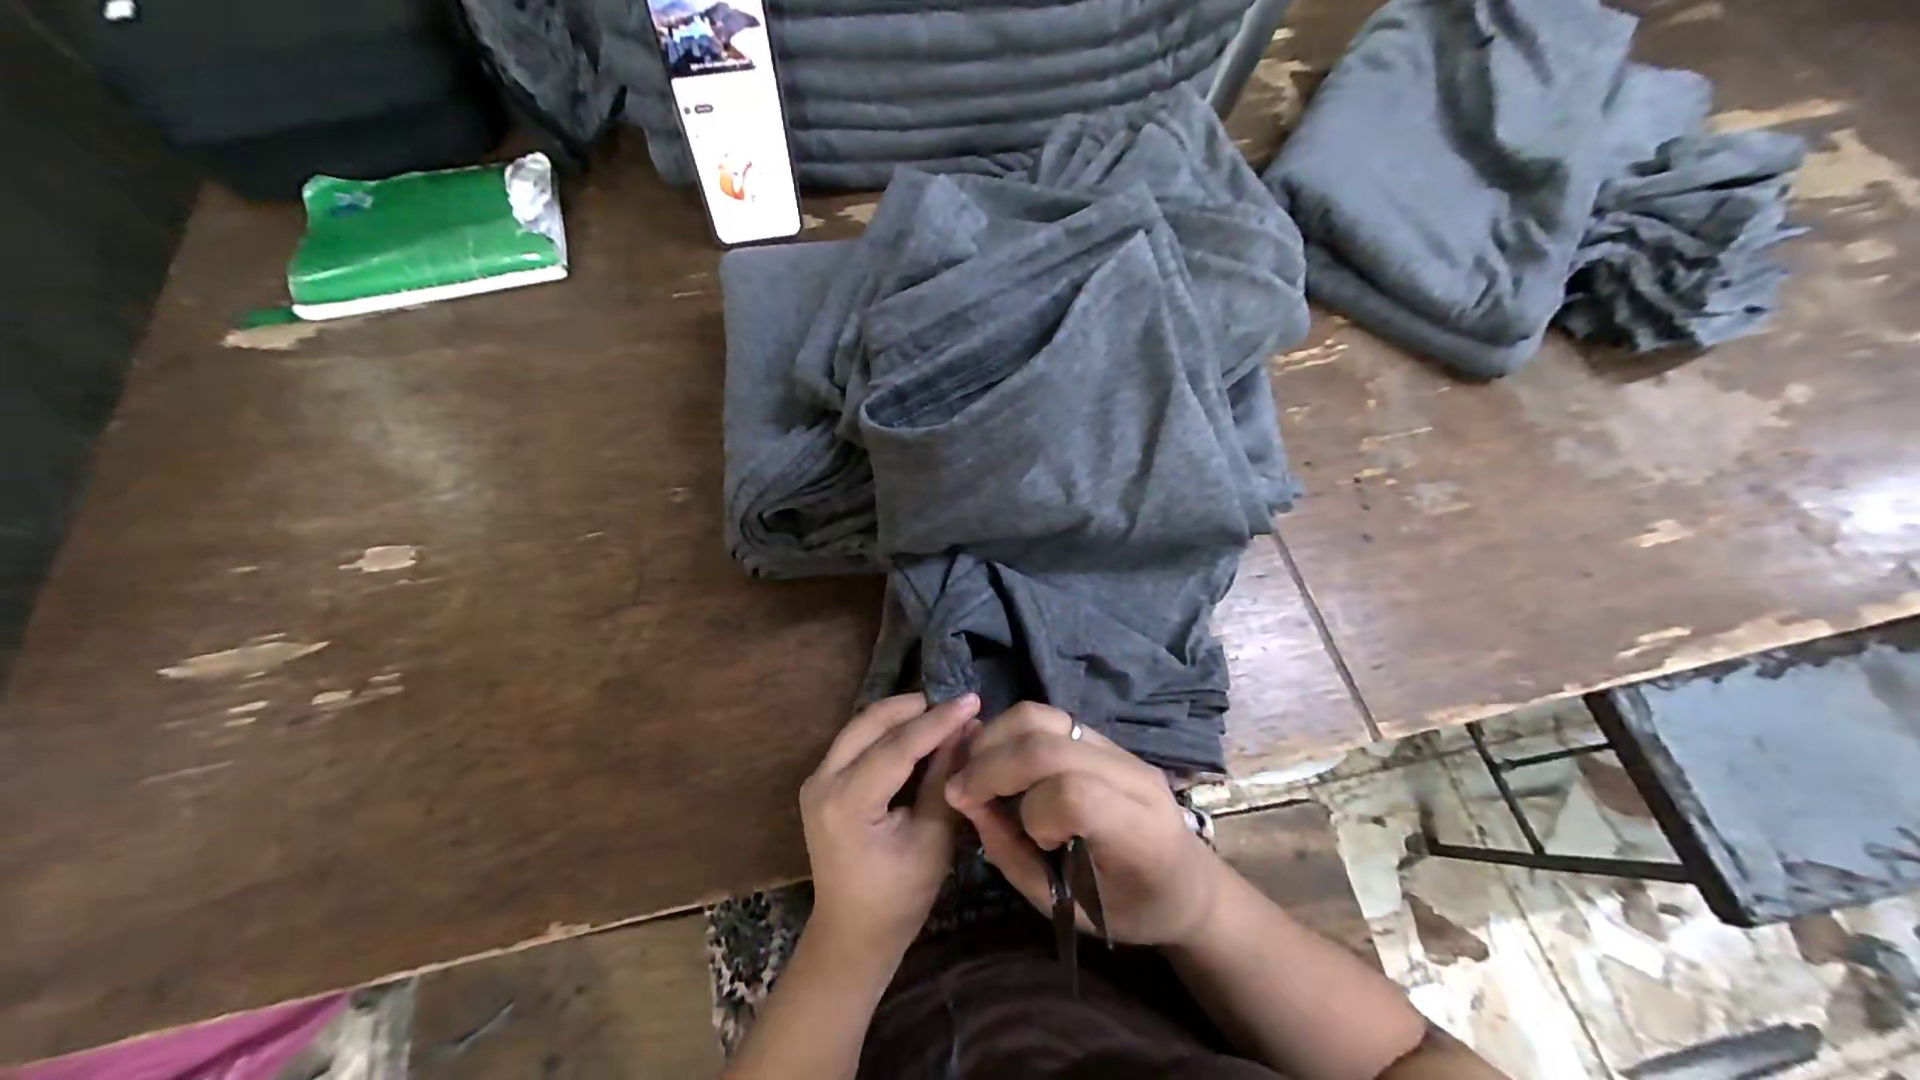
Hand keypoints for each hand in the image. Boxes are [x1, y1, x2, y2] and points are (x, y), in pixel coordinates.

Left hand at [800, 692, 980, 964]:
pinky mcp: (821, 781)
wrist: (851, 932)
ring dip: (901, 715)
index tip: (972, 700)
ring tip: (942, 713)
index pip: (898, 746)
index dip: (939, 721)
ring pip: (861, 726)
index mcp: (847, 803)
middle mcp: (822, 781)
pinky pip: (856, 740)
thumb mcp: (933, 839)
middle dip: (916, 707)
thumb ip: (944, 780)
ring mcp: (816, 779)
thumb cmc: (898, 897)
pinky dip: (888, 730)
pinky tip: (918, 730)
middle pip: (871, 723)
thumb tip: (966, 730)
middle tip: (957, 704)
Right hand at [944, 703, 1230, 947]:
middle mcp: (1132, 776)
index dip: (1033, 811)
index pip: (1075, 794)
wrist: (1188, 880)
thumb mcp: (1071, 908)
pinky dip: (1011, 733)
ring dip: (996, 737)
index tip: (1018, 833)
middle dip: (991, 764)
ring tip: (974, 770)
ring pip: (1043, 716)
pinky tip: (998, 758)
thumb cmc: (1133, 908)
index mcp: (1139, 833)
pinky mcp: (1104, 737)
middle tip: (959, 791)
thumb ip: (1014, 855)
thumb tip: (967, 803)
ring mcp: (1119, 748)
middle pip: (1049, 743)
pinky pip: (1049, 718)